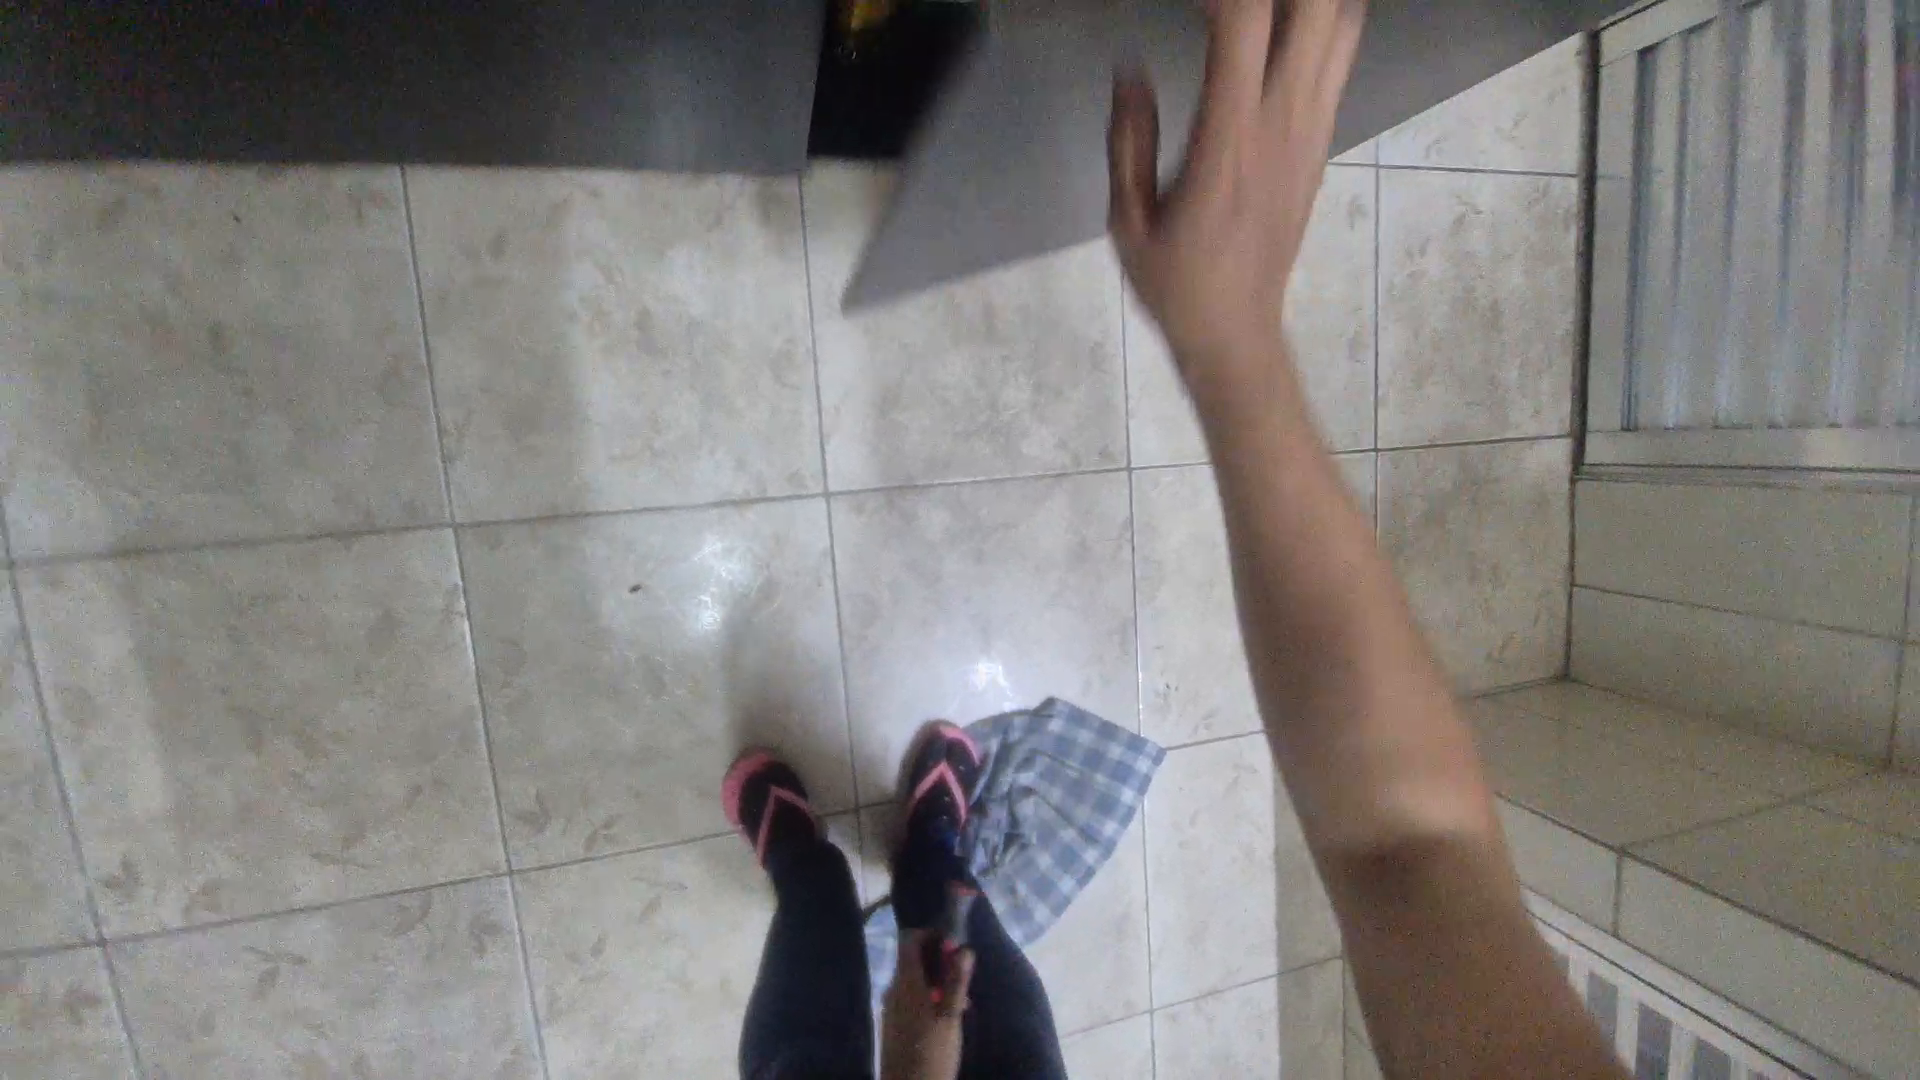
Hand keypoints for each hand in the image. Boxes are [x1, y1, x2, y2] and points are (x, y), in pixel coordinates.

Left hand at [879, 932, 975, 1079]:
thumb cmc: (932, 1053)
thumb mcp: (950, 1016)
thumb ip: (957, 980)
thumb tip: (965, 948)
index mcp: (905, 981)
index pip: (910, 939)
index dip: (930, 935)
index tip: (952, 945)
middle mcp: (893, 989)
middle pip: (912, 959)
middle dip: (938, 961)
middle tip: (962, 976)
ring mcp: (890, 1007)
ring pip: (913, 980)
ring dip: (936, 982)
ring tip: (961, 1002)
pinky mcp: (892, 1025)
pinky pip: (909, 998)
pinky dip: (927, 997)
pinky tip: (946, 1018)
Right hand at [1108, 0, 1366, 399]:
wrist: (1236, 333)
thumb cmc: (1175, 286)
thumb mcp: (1128, 223)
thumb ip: (1128, 142)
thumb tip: (1130, 72)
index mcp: (1228, 141)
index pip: (1244, 20)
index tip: (1186, 2)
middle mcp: (1283, 123)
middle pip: (1315, 5)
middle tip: (1223, 7)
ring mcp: (1312, 133)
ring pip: (1341, 20)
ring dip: (1304, 3)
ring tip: (1254, 17)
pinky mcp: (1322, 147)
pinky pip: (1340, 59)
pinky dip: (1317, 27)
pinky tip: (1275, 43)